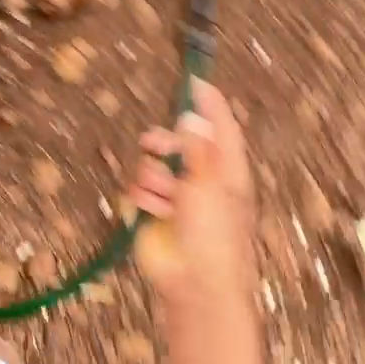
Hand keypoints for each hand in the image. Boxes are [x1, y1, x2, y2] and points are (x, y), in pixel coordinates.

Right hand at [129, 79, 255, 306]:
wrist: (194, 282)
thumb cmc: (214, 235)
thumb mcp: (209, 183)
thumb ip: (198, 148)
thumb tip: (191, 118)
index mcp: (226, 171)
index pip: (220, 130)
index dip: (209, 105)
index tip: (195, 81)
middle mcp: (200, 180)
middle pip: (178, 143)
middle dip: (164, 142)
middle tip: (155, 143)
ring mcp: (175, 197)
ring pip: (153, 165)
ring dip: (153, 178)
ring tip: (162, 196)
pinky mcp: (152, 212)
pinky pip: (138, 189)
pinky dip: (143, 198)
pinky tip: (153, 211)